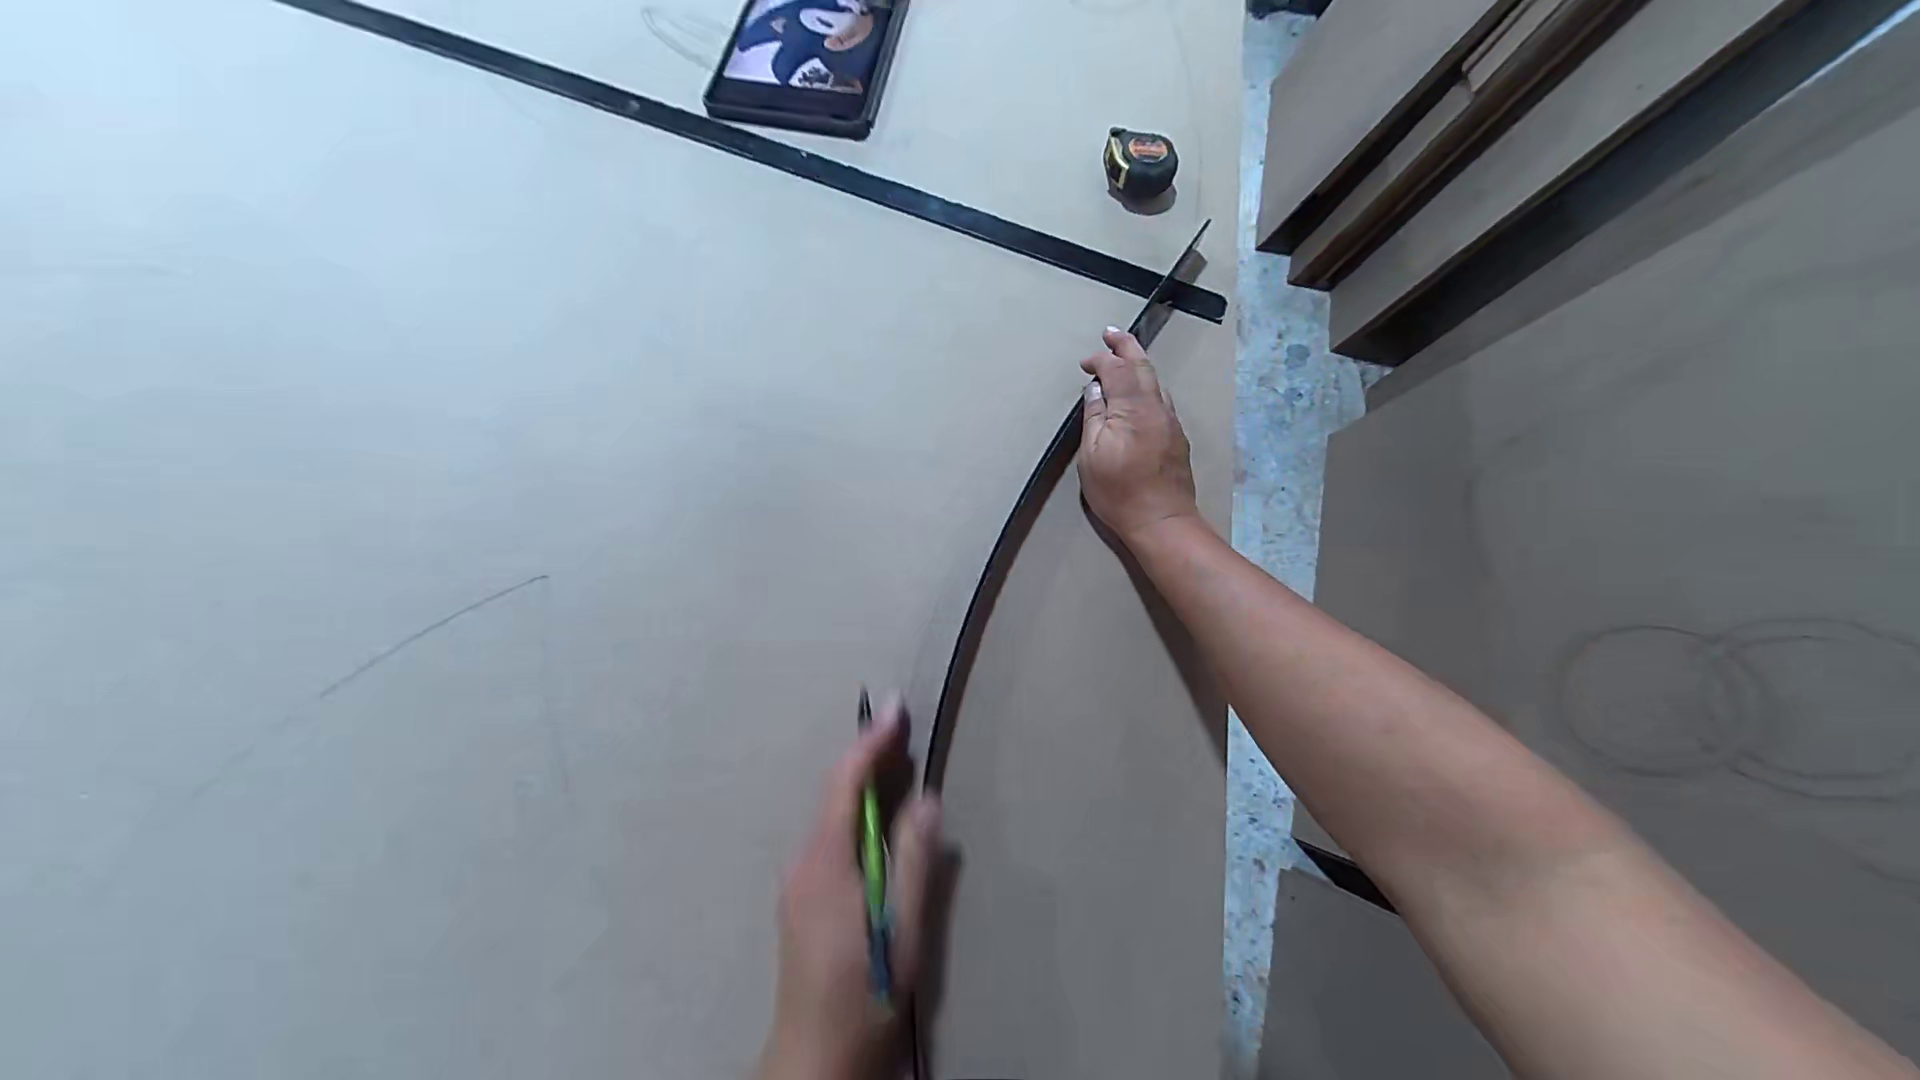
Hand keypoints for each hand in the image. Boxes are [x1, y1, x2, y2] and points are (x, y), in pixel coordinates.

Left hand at [759, 695, 941, 1079]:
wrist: (811, 1062)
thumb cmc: (865, 996)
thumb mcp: (903, 933)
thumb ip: (914, 863)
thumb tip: (927, 799)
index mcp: (824, 863)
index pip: (845, 783)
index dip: (871, 741)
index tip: (895, 706)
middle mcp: (802, 860)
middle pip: (836, 792)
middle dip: (870, 756)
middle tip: (905, 727)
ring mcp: (797, 879)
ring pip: (833, 813)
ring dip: (865, 785)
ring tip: (900, 762)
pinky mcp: (801, 895)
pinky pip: (831, 835)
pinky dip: (856, 813)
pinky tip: (879, 819)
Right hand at [1079, 328, 1201, 543]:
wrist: (1162, 520)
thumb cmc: (1119, 492)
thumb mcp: (1092, 456)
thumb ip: (1094, 417)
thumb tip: (1096, 389)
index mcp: (1133, 409)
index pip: (1116, 370)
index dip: (1101, 360)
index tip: (1086, 362)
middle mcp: (1156, 408)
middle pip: (1143, 366)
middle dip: (1126, 346)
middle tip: (1112, 334)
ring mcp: (1170, 421)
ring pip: (1156, 381)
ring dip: (1139, 363)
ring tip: (1125, 355)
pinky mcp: (1176, 435)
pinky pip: (1162, 397)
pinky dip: (1148, 383)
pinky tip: (1140, 389)